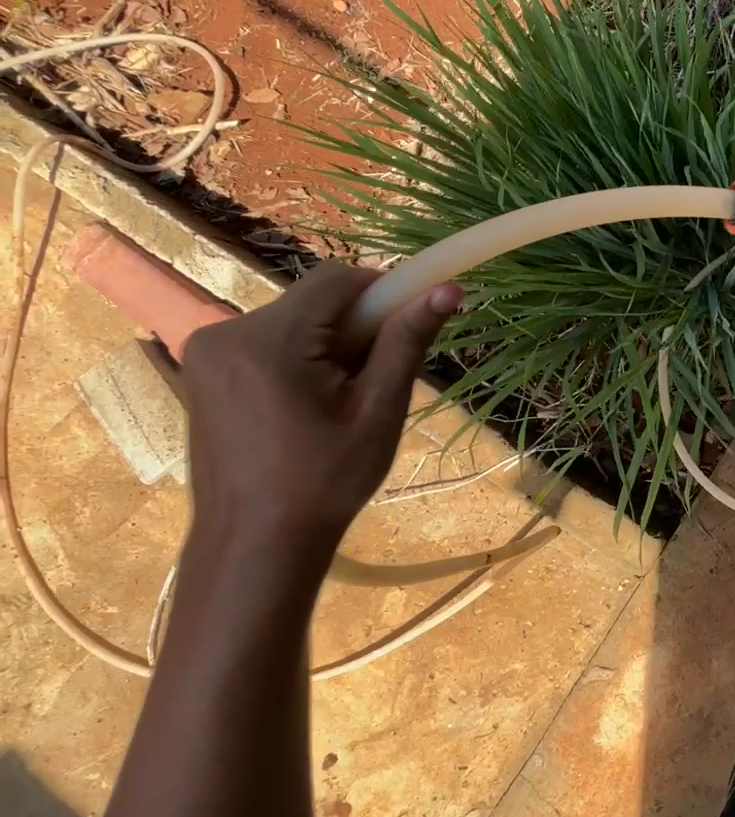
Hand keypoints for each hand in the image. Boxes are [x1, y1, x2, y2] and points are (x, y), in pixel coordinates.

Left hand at [179, 264, 461, 580]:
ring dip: (334, 344)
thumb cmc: (327, 478)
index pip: (339, 278)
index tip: (413, 326)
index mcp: (269, 340)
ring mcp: (208, 350)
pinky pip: (271, 340)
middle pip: (317, 300)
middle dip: (359, 326)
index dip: (385, 291)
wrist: (257, 538)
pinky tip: (314, 403)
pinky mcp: (204, 368)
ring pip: (297, 320)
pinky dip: (305, 356)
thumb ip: (407, 341)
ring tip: (347, 400)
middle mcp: (226, 331)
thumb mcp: (380, 408)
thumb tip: (448, 289)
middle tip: (380, 380)